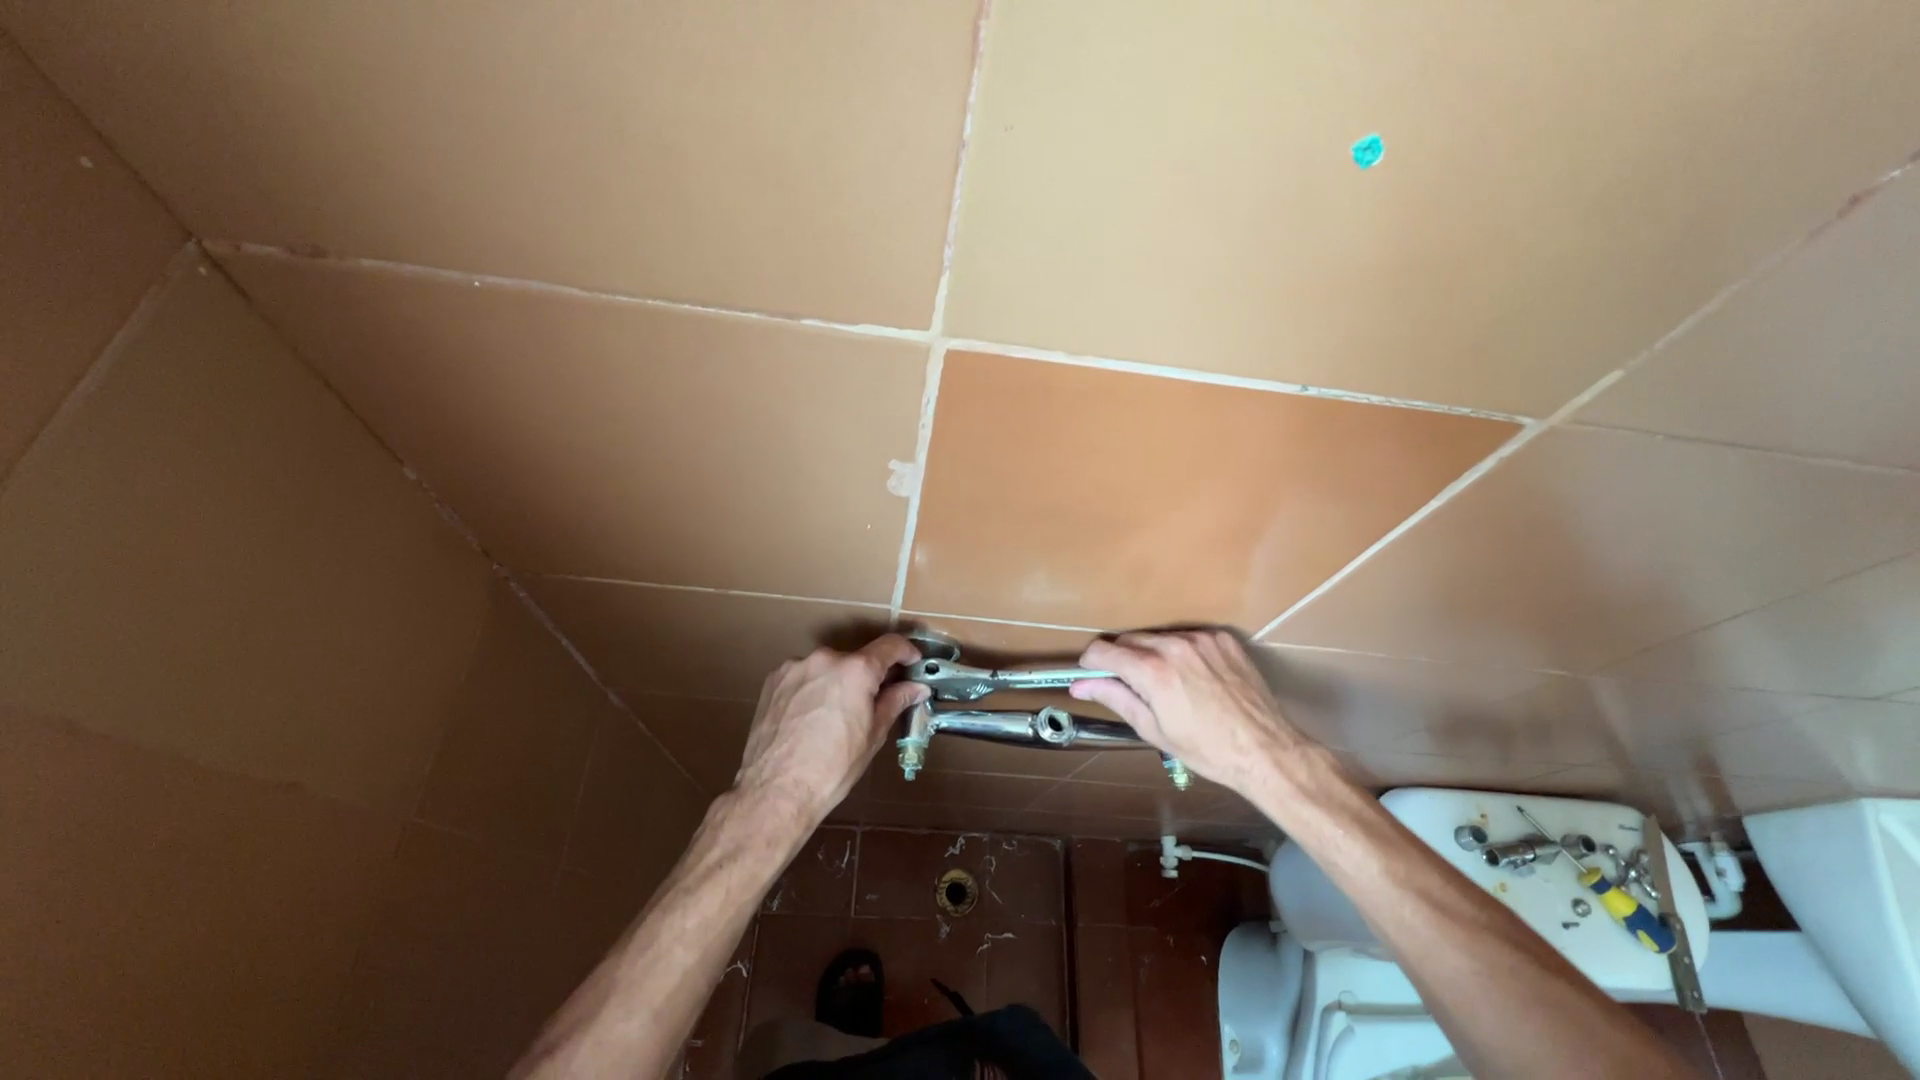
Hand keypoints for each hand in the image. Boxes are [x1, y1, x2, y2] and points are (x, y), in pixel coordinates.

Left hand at [732, 634, 929, 820]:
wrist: (776, 790)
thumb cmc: (832, 767)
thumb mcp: (873, 735)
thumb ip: (895, 702)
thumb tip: (916, 688)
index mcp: (855, 670)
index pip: (890, 645)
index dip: (906, 652)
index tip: (912, 663)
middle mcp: (824, 659)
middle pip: (855, 660)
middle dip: (867, 678)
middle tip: (871, 704)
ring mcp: (794, 667)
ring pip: (827, 668)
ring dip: (837, 683)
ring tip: (834, 718)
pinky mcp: (773, 681)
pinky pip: (803, 677)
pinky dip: (812, 689)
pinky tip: (809, 718)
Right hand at [1070, 630, 1308, 792]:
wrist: (1264, 749)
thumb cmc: (1207, 749)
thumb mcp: (1153, 729)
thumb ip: (1115, 698)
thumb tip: (1081, 685)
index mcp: (1153, 672)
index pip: (1103, 651)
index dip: (1092, 663)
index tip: (1093, 674)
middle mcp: (1175, 647)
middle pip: (1129, 640)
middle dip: (1121, 659)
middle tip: (1130, 686)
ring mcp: (1202, 640)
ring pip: (1158, 638)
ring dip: (1151, 654)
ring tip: (1167, 684)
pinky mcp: (1222, 640)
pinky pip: (1188, 637)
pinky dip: (1181, 652)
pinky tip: (1193, 677)